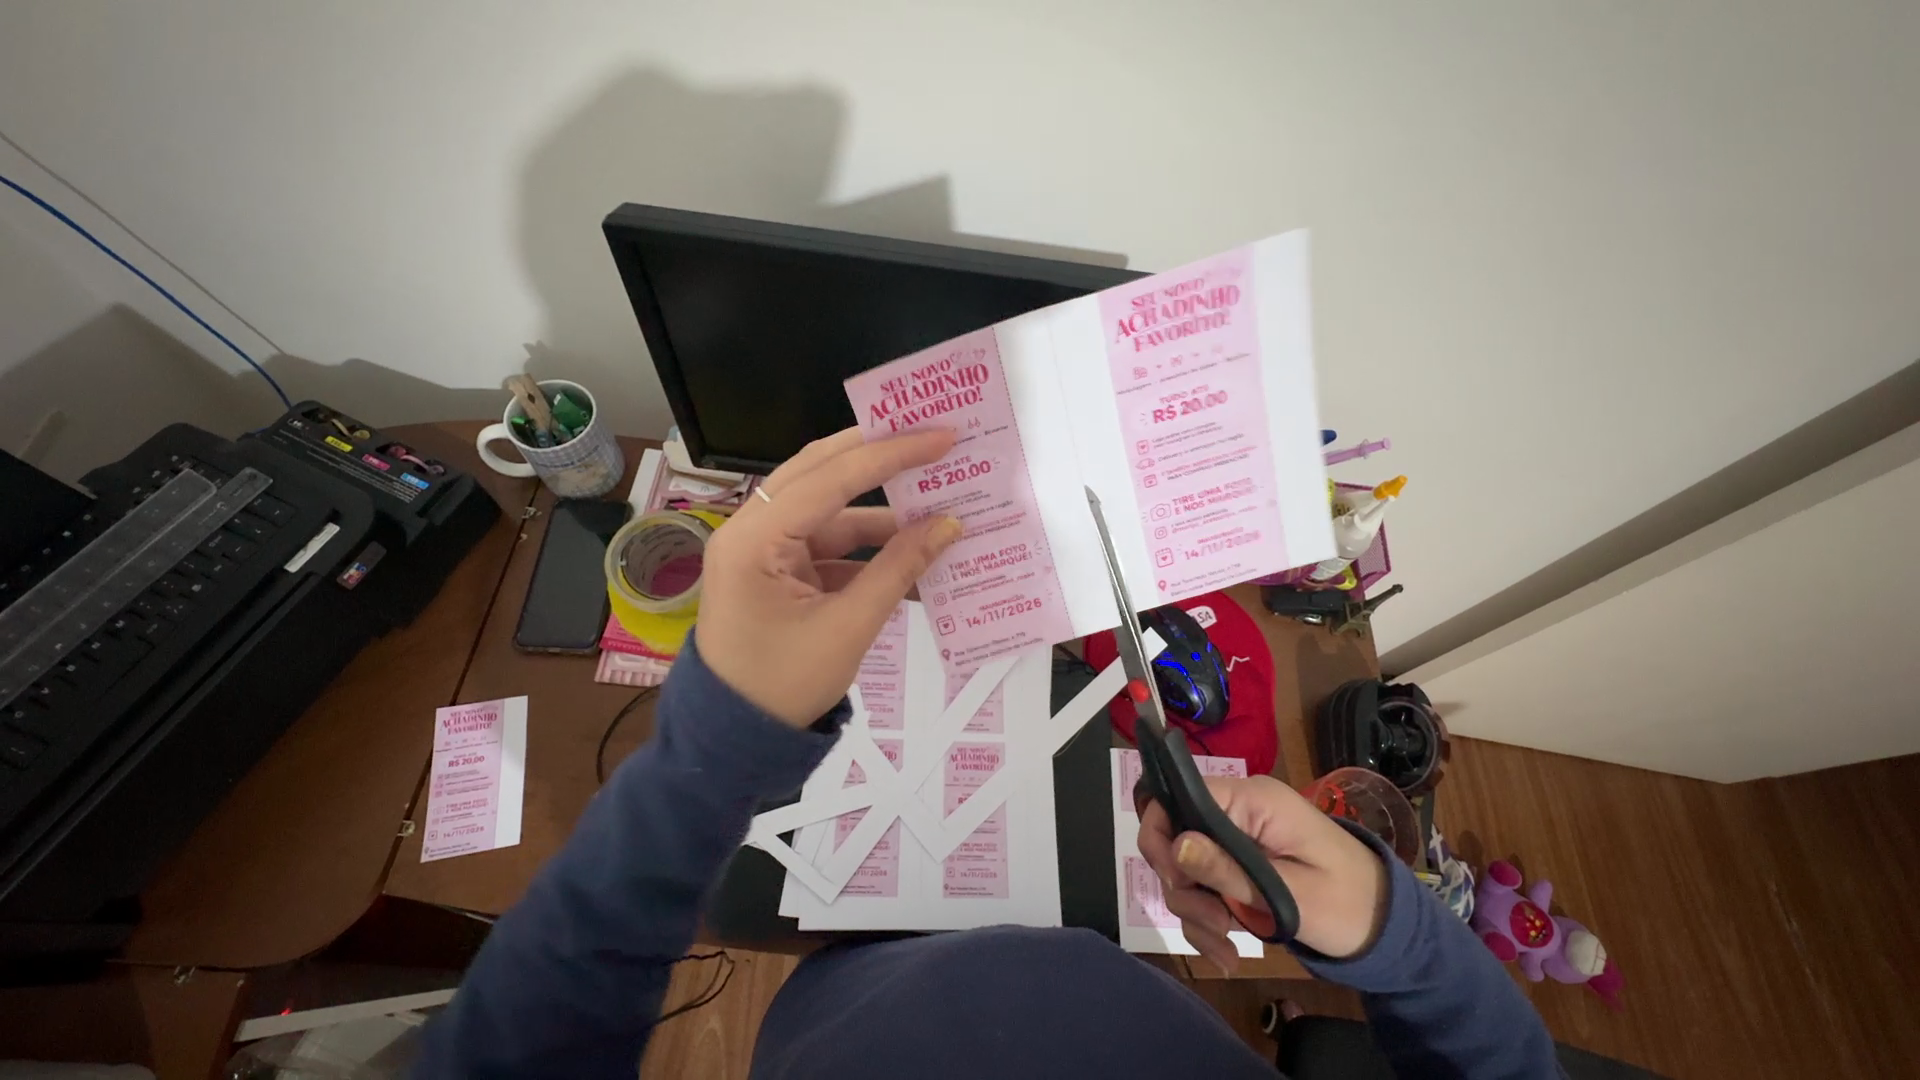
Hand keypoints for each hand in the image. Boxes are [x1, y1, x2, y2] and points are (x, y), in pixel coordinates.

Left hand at [696, 427, 962, 726]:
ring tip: (935, 501)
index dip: (890, 454)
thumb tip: (949, 525)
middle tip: (931, 438)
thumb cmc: (784, 687)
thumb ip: (899, 569)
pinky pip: (826, 543)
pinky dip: (866, 547)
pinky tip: (910, 551)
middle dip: (878, 456)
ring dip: (879, 511)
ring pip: (827, 509)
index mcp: (754, 540)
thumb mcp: (849, 628)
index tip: (941, 437)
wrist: (736, 740)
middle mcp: (751, 530)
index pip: (830, 478)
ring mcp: (762, 549)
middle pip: (821, 473)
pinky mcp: (776, 570)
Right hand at [1136, 774, 1387, 971]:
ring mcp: (1236, 837)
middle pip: (1176, 834)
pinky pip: (1202, 887)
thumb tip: (1174, 845)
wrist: (1387, 930)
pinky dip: (1206, 922)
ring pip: (1184, 867)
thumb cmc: (1349, 905)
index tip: (1177, 881)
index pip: (1182, 794)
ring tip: (1227, 947)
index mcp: (1254, 800)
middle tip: (1213, 924)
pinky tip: (1227, 952)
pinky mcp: (1236, 864)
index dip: (1164, 832)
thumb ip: (1230, 870)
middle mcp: (1238, 810)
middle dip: (1183, 885)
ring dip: (1196, 911)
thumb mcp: (1291, 895)